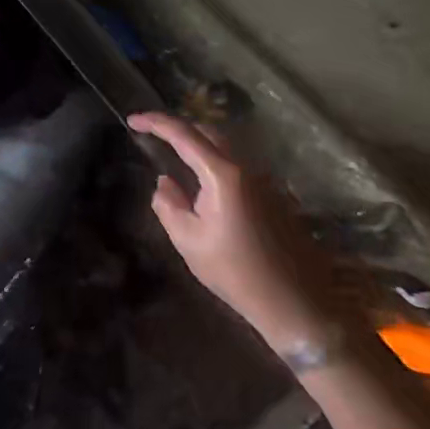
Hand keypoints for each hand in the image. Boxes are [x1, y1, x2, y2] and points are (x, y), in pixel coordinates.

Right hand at [128, 113, 332, 352]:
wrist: (298, 307)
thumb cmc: (236, 273)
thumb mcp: (188, 240)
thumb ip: (168, 204)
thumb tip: (166, 182)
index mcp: (223, 176)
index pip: (183, 134)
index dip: (154, 122)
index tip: (131, 120)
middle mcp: (247, 170)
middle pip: (208, 132)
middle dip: (177, 127)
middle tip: (151, 133)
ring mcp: (265, 183)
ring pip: (226, 147)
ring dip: (197, 143)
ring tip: (172, 151)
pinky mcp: (274, 198)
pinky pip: (237, 165)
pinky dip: (213, 159)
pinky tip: (201, 179)